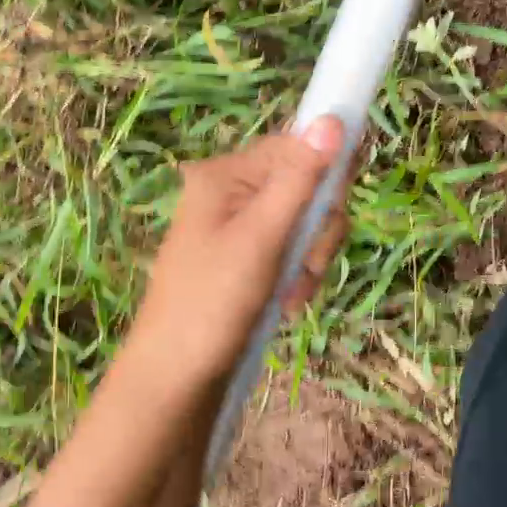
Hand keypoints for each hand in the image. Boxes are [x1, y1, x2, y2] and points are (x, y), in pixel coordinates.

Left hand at [128, 116, 351, 384]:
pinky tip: (289, 299)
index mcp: (228, 174)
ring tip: (293, 291)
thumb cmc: (211, 304)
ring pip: (313, 218)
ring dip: (313, 256)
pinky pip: (301, 245)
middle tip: (304, 261)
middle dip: (320, 226)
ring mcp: (245, 225)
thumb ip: (301, 178)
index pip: (300, 144)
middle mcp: (236, 191)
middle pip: (313, 182)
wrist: (173, 386)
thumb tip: (333, 120)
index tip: (333, 207)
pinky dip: (303, 272)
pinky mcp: (254, 255)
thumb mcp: (263, 237)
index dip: (328, 171)